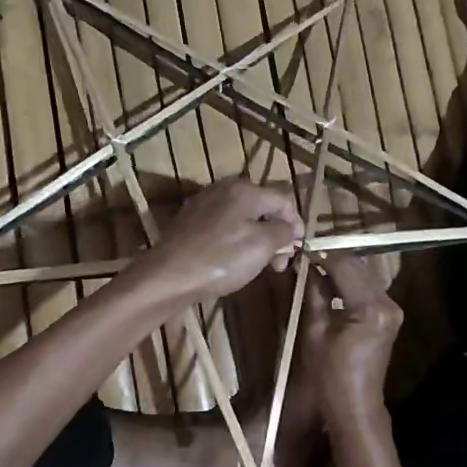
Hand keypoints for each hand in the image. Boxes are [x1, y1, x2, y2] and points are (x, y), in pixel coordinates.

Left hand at [145, 180, 301, 300]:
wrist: (167, 277)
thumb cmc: (221, 259)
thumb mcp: (263, 245)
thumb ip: (284, 231)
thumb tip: (288, 228)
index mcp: (245, 190)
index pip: (284, 200)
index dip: (297, 222)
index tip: (300, 246)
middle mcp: (224, 189)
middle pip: (263, 206)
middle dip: (277, 232)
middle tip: (281, 259)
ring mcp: (204, 204)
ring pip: (244, 217)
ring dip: (258, 237)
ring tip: (261, 263)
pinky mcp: (190, 221)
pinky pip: (224, 225)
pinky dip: (237, 239)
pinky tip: (236, 259)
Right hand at [300, 252, 402, 425]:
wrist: (355, 404)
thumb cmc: (330, 375)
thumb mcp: (315, 332)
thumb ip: (314, 294)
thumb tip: (306, 265)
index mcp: (370, 308)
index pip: (345, 267)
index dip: (323, 256)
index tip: (303, 251)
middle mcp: (388, 303)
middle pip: (359, 267)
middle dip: (333, 259)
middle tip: (307, 258)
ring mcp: (393, 308)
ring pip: (366, 275)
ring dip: (343, 269)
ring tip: (315, 269)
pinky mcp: (391, 314)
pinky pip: (370, 289)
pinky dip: (352, 283)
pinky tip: (332, 284)